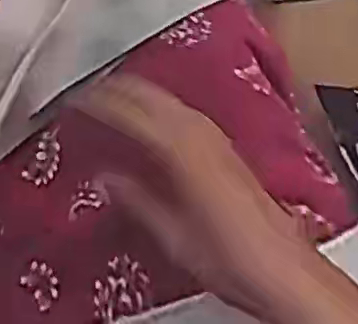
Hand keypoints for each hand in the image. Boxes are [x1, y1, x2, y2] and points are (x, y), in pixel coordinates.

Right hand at [78, 76, 299, 315]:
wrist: (285, 269)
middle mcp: (195, 128)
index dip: (96, 100)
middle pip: (143, 91)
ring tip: (106, 96)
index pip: (126, 108)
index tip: (72, 98)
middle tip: (83, 93)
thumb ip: (134, 199)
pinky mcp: (220, 140)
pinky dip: (151, 102)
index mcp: (178, 145)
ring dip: (131, 91)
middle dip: (110, 87)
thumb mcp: (171, 235)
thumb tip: (104, 178)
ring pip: (160, 95)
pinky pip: (175, 106)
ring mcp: (210, 131)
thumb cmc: (230, 255)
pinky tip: (144, 114)